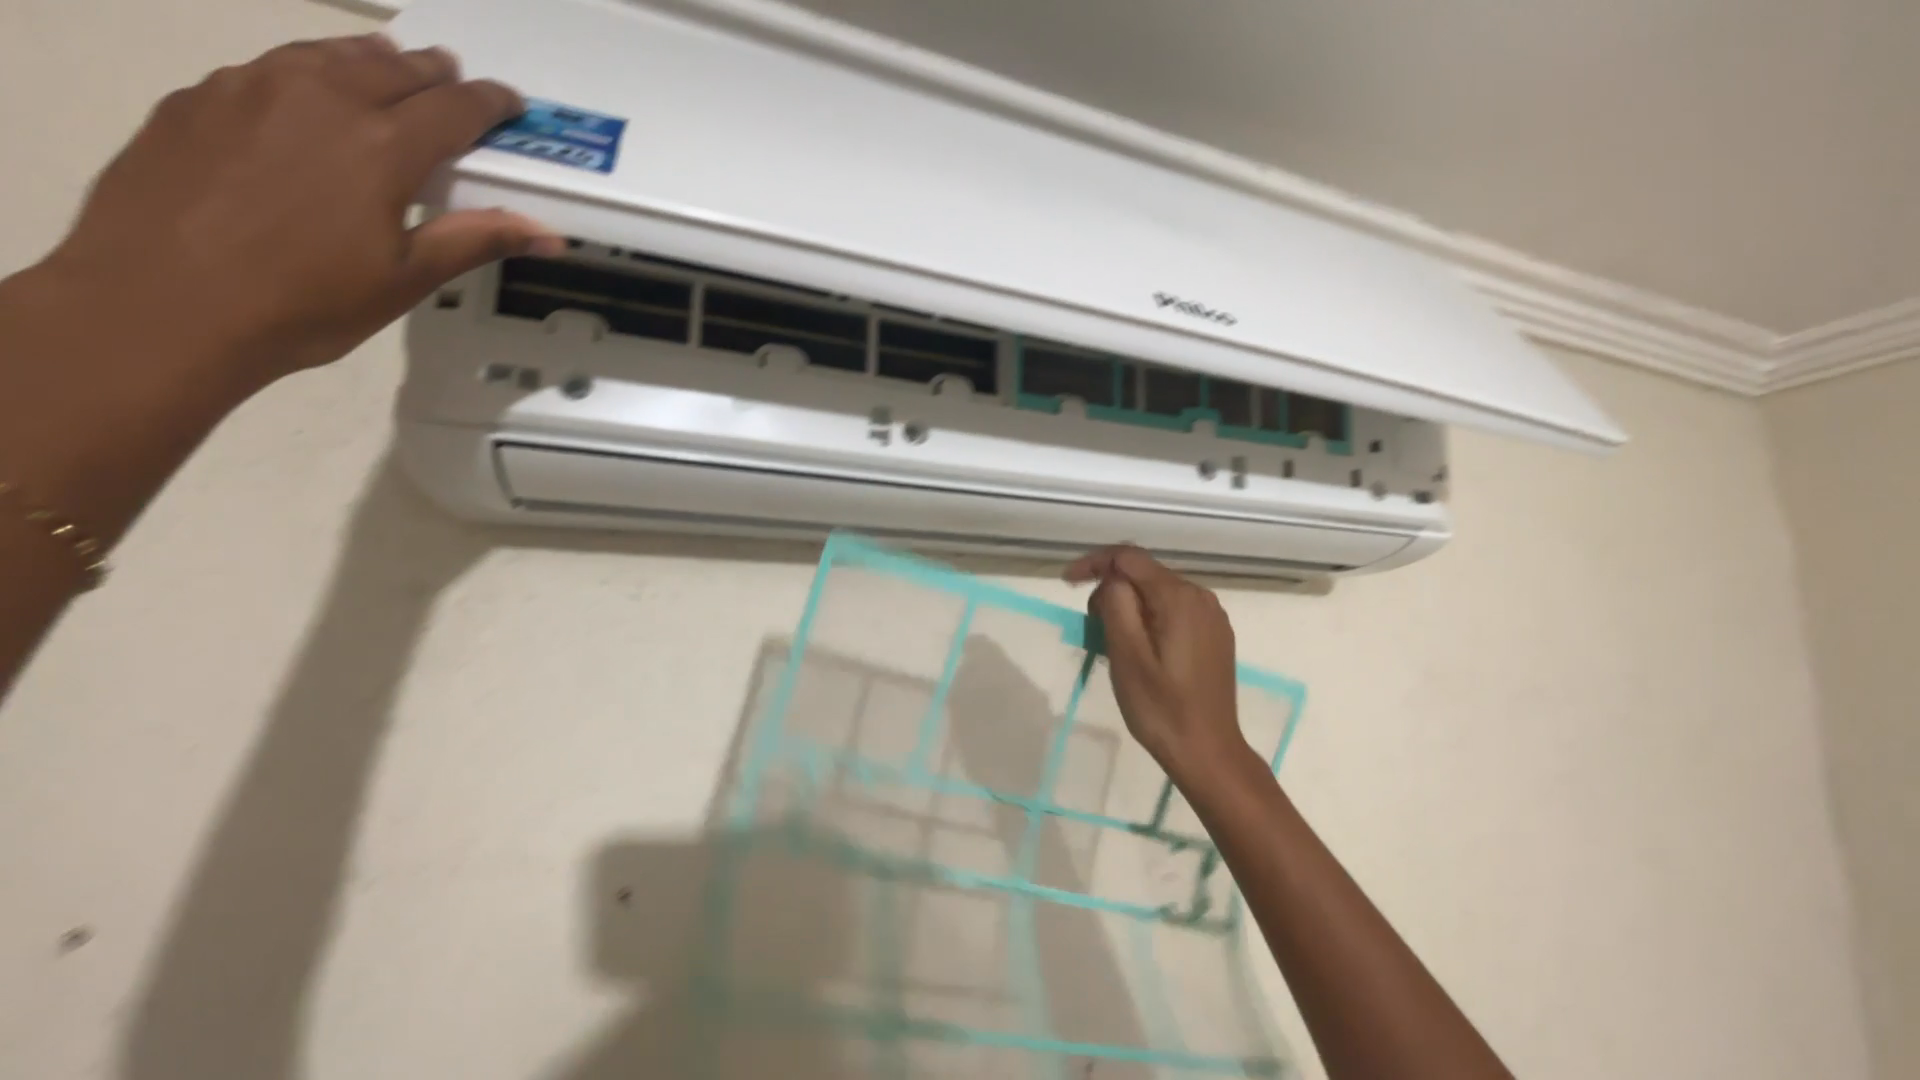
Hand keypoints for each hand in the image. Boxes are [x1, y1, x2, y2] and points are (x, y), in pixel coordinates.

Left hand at [37, 33, 562, 387]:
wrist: (162, 305)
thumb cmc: (306, 302)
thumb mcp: (406, 278)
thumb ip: (476, 240)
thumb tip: (549, 233)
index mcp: (382, 144)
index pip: (454, 108)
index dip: (489, 103)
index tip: (509, 103)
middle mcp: (320, 97)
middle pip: (391, 68)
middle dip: (431, 71)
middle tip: (452, 76)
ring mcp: (248, 89)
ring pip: (324, 54)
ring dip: (367, 57)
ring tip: (386, 62)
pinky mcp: (195, 100)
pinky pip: (265, 70)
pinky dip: (304, 71)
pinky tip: (304, 94)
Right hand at [1065, 545, 1250, 777]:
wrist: (1208, 751)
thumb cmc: (1161, 708)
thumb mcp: (1126, 655)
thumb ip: (1115, 605)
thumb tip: (1110, 580)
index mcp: (1178, 597)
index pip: (1129, 557)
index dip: (1093, 562)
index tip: (1066, 584)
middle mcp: (1200, 596)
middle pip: (1144, 574)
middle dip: (1110, 591)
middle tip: (1090, 630)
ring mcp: (1212, 616)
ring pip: (1158, 593)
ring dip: (1128, 607)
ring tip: (1110, 645)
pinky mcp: (1215, 635)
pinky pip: (1174, 611)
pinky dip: (1149, 620)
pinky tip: (1138, 651)